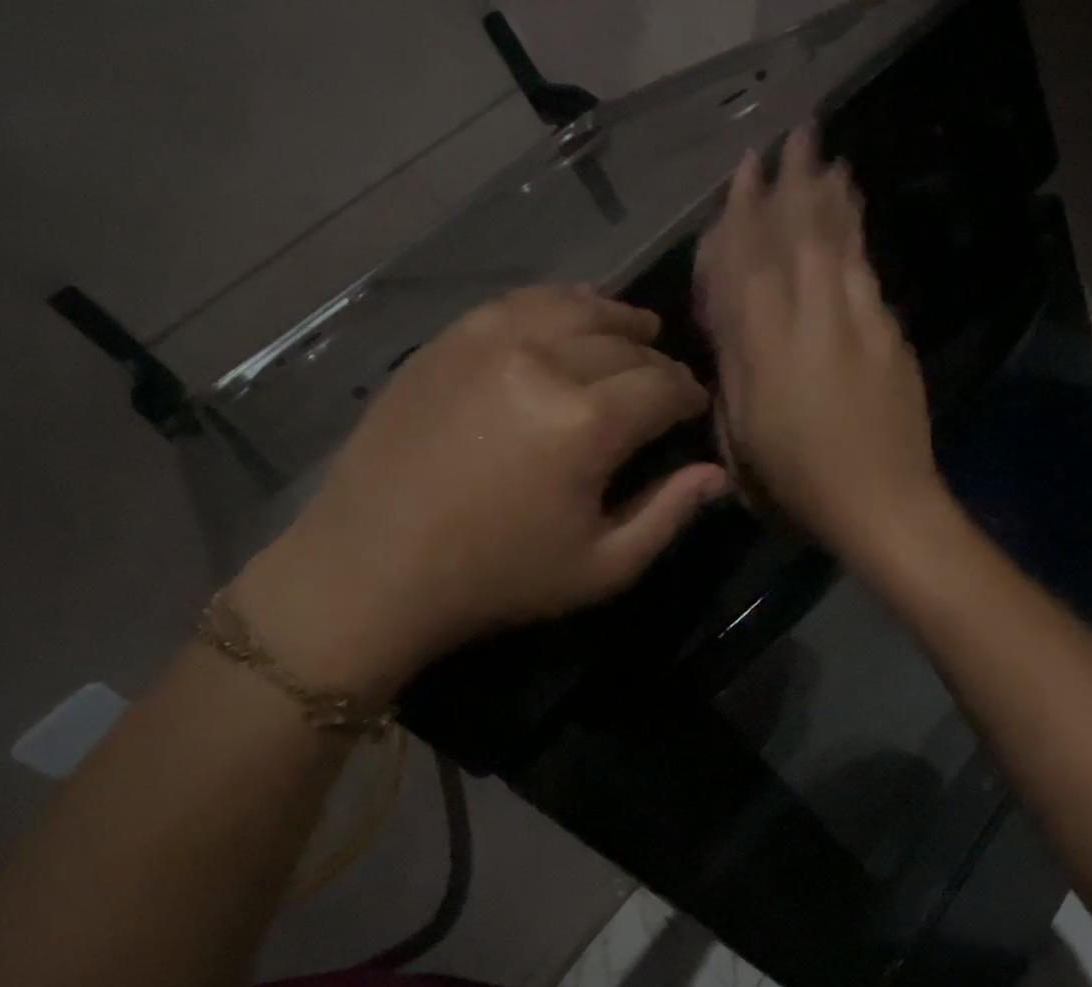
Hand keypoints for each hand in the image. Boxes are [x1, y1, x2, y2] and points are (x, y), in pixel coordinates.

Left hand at [231, 286, 729, 695]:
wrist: (373, 569)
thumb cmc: (498, 579)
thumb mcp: (601, 567)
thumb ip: (669, 514)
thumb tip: (718, 474)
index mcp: (586, 422)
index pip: (664, 386)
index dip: (690, 396)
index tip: (695, 410)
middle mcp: (543, 361)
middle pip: (624, 343)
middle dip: (657, 364)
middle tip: (665, 387)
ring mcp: (487, 341)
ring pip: (574, 307)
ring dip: (614, 319)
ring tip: (633, 331)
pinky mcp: (448, 340)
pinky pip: (518, 302)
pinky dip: (557, 304)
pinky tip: (569, 316)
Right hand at [696, 129, 944, 551]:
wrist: (884, 505)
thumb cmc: (799, 487)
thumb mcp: (742, 440)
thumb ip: (732, 374)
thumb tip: (727, 327)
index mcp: (764, 349)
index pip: (748, 264)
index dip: (744, 216)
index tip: (745, 173)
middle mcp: (811, 322)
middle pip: (799, 239)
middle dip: (795, 185)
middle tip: (797, 137)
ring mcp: (858, 326)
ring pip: (840, 247)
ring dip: (833, 201)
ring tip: (830, 162)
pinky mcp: (892, 339)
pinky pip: (869, 274)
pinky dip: (859, 241)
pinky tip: (856, 222)